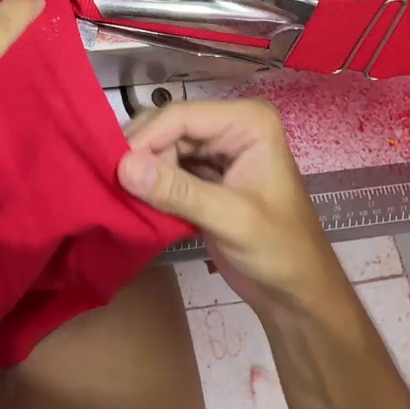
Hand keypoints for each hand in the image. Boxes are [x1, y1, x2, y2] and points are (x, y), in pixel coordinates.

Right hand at [117, 99, 339, 316]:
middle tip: (114, 184)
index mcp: (248, 122)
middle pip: (167, 126)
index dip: (145, 138)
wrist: (295, 293)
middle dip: (141, 153)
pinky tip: (136, 199)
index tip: (115, 170)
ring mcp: (216, 149)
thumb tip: (124, 167)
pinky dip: (150, 182)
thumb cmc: (279, 251)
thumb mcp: (231, 219)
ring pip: (161, 146)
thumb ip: (178, 191)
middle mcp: (230, 126)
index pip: (181, 115)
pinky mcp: (204, 173)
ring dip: (142, 169)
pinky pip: (165, 166)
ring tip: (123, 194)